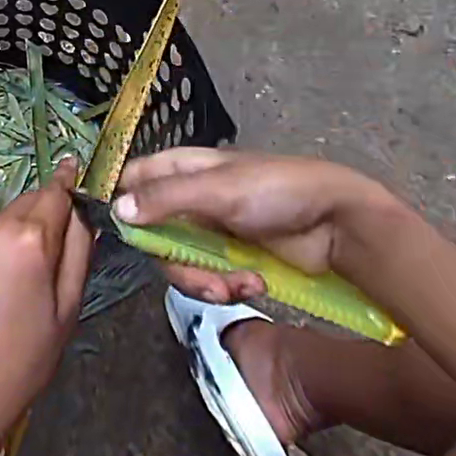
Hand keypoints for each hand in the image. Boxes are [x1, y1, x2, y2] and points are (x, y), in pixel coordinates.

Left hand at [0, 158, 92, 455]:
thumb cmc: (22, 359)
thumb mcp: (67, 309)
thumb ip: (79, 251)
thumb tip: (84, 213)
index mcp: (29, 238)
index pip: (56, 192)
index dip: (69, 184)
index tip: (74, 170)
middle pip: (28, 203)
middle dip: (42, 216)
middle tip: (48, 253)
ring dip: (12, 235)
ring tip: (10, 282)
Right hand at [114, 148, 400, 303]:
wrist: (340, 224)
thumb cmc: (277, 191)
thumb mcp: (219, 190)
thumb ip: (165, 199)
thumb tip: (116, 210)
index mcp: (182, 169)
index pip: (133, 180)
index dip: (123, 203)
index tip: (122, 233)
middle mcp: (188, 199)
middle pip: (151, 233)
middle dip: (175, 262)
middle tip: (202, 279)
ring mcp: (208, 231)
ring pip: (178, 262)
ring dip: (204, 280)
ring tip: (239, 286)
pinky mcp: (228, 258)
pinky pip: (206, 277)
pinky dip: (225, 286)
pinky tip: (253, 284)